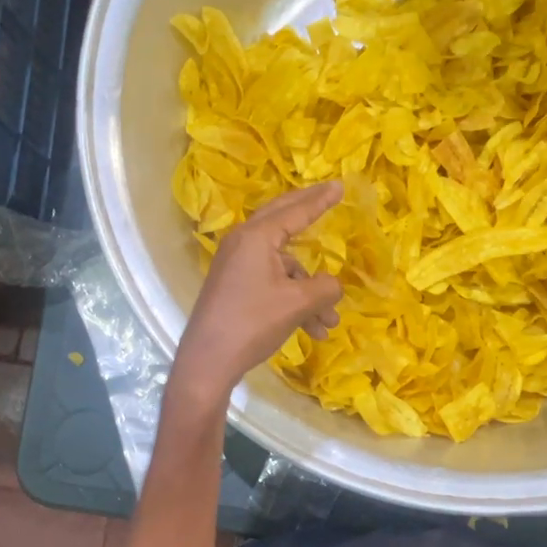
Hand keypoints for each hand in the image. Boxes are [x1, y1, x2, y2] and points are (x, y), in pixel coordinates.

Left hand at [174, 180, 344, 400]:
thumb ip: (325, 288)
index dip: (320, 200)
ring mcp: (236, 266)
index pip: (295, 211)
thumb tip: (334, 286)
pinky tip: (312, 331)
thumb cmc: (252, 323)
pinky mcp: (234, 288)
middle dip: (310, 216)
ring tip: (329, 322)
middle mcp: (243, 244)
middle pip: (283, 222)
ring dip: (310, 292)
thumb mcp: (297, 304)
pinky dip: (294, 302)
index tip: (339, 186)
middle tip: (331, 198)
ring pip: (284, 268)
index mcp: (256, 237)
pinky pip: (273, 284)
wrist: (208, 360)